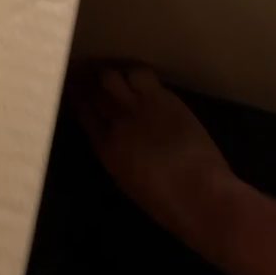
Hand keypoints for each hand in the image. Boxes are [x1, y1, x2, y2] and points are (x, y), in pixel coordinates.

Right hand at [74, 64, 240, 245]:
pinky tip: (138, 76)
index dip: (78, 98)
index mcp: (106, 148)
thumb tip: (115, 137)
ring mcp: (138, 106)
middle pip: (94, 91)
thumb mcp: (129, 180)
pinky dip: (135, 72)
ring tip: (117, 75)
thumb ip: (117, 153)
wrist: (200, 193)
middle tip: (90, 72)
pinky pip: (140, 74)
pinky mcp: (162, 97)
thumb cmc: (167, 202)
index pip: (84, 113)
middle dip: (89, 79)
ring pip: (113, 75)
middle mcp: (116, 122)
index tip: (75, 87)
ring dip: (112, 74)